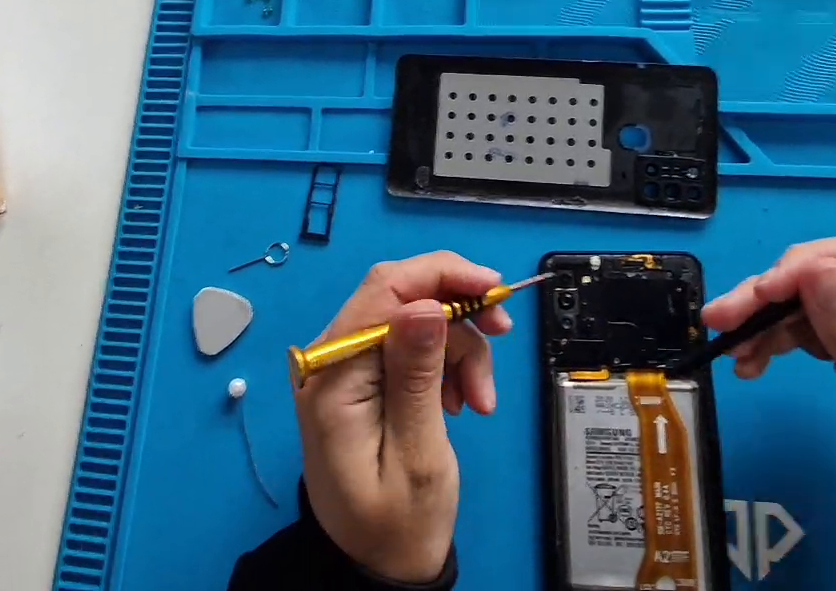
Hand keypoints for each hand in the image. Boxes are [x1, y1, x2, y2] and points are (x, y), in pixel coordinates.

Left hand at [295, 252, 511, 583]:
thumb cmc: (397, 523)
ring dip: (459, 348)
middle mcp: (333, 355)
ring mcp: (347, 362)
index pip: (385, 289)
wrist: (377, 566)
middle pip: (402, 294)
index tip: (493, 288)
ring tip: (478, 401)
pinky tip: (459, 400)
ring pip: (417, 318)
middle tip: (502, 335)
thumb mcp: (416, 453)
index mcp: (334, 373)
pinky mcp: (364, 373)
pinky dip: (446, 362)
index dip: (442, 274)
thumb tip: (424, 305)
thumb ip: (416, 375)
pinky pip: (413, 343)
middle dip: (458, 311)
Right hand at [702, 234, 835, 590]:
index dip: (812, 267)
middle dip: (780, 295)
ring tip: (732, 349)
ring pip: (825, 302)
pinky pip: (826, 333)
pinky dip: (786, 343)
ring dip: (774, 321)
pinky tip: (755, 361)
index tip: (757, 294)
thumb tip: (816, 267)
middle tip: (723, 319)